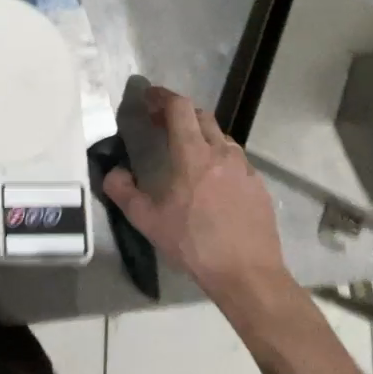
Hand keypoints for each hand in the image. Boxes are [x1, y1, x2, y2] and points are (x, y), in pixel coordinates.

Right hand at [101, 86, 289, 304]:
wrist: (249, 276)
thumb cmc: (193, 243)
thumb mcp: (146, 220)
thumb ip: (122, 191)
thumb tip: (113, 173)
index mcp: (192, 154)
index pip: (180, 107)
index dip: (162, 96)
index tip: (148, 99)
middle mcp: (221, 153)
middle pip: (202, 116)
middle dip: (180, 113)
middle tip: (162, 125)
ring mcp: (245, 170)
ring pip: (222, 138)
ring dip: (201, 135)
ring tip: (187, 152)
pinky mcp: (259, 188)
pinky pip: (237, 161)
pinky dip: (220, 158)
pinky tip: (212, 182)